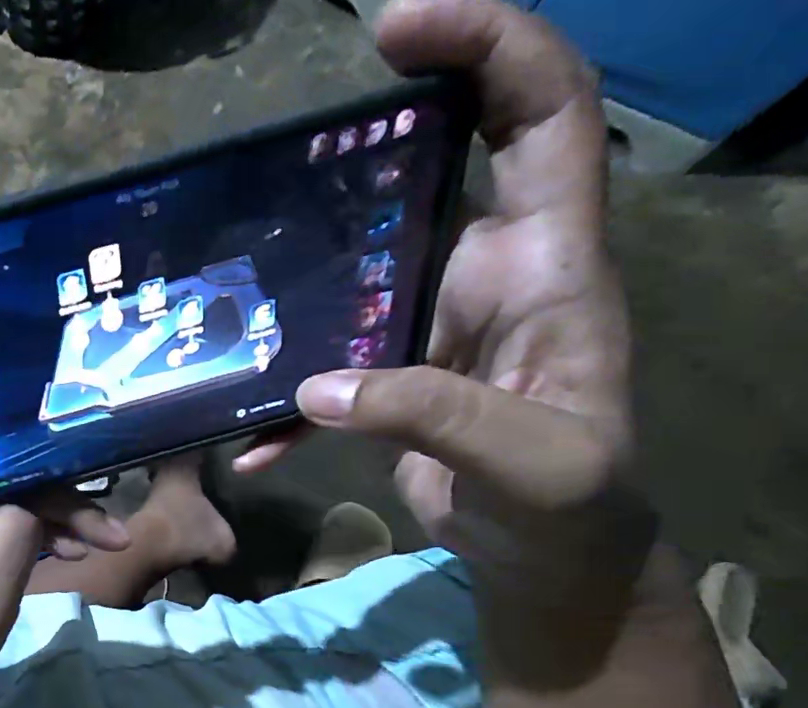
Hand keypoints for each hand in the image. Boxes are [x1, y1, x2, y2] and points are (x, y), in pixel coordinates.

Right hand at [236, 0, 654, 654]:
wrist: (545, 555)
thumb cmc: (570, 504)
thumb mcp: (527, 460)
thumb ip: (434, 415)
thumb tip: (316, 390)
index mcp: (549, 264)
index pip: (545, 112)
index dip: (490, 45)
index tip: (400, 29)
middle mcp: (487, 275)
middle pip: (433, 172)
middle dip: (365, 146)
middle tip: (283, 158)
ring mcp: (429, 327)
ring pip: (360, 271)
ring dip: (301, 282)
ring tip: (236, 292)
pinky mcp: (391, 379)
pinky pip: (329, 371)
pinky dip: (290, 406)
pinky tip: (254, 445)